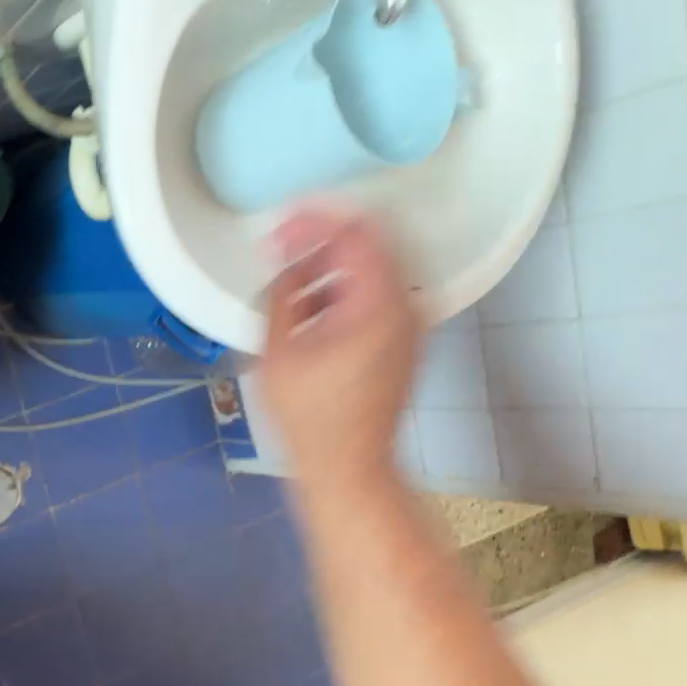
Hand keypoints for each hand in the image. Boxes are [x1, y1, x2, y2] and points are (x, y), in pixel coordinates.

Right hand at [260, 208, 422, 492]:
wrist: (347, 465)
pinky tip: (312, 307)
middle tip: (284, 246)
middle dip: (323, 239)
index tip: (282, 224)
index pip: (355, 233)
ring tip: (292, 277)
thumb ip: (283, 296)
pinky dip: (344, 289)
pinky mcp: (401, 344)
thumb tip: (284, 262)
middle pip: (372, 246)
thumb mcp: (279, 352)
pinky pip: (378, 297)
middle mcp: (404, 308)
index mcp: (376, 303)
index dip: (314, 220)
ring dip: (333, 266)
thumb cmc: (310, 416)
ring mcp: (407, 327)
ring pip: (376, 272)